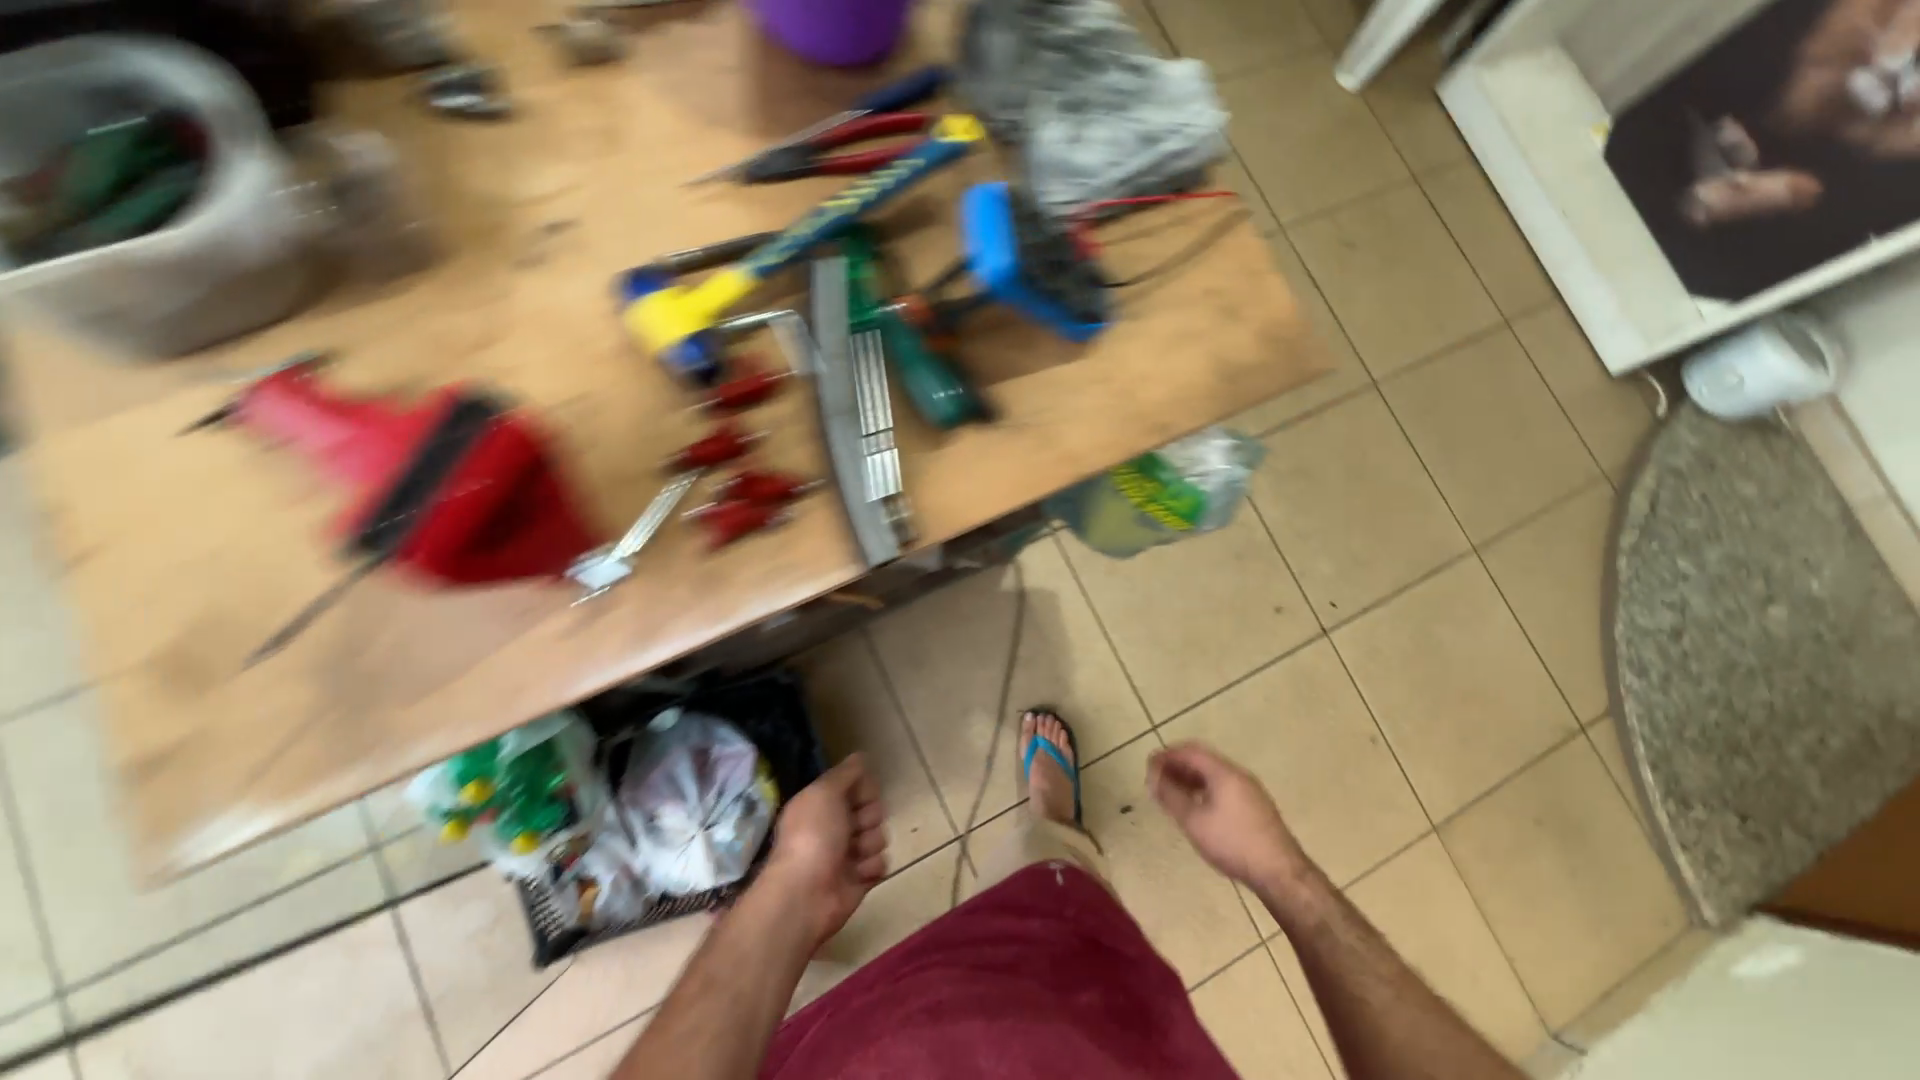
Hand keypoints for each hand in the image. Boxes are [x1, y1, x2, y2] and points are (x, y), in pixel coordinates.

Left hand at [763, 754, 887, 948]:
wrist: (807, 894)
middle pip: (872, 811)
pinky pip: (881, 864)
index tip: (857, 797)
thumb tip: (860, 755)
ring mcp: (847, 855)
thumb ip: (845, 773)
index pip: (857, 786)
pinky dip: (871, 868)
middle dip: (868, 818)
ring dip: (869, 845)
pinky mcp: (860, 879)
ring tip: (853, 856)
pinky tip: (858, 874)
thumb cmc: (813, 836)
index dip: (863, 790)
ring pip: (879, 837)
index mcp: (822, 804)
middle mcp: (834, 827)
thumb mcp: (824, 792)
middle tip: (852, 828)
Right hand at [1149, 742, 1310, 889]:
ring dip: (1190, 779)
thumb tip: (1154, 777)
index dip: (1167, 755)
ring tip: (1172, 793)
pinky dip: (1204, 790)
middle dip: (1177, 766)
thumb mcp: (1194, 821)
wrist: (1279, 872)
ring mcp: (1250, 791)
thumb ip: (1171, 796)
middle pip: (1203, 760)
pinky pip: (1224, 787)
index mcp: (1224, 772)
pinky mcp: (1255, 807)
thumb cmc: (1232, 843)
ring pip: (1214, 775)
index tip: (1148, 765)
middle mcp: (1239, 775)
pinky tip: (1196, 808)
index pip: (1190, 751)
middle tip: (1157, 779)